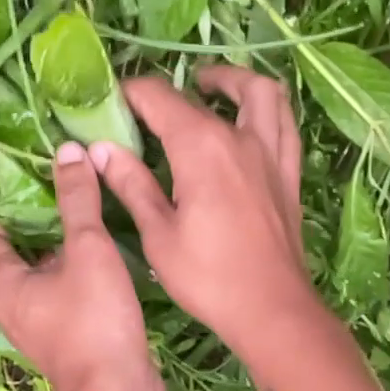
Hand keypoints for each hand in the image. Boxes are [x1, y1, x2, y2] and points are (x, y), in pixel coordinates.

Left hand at [0, 142, 161, 390]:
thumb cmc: (95, 321)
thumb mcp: (88, 250)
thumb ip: (77, 201)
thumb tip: (67, 152)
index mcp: (5, 286)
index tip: (22, 190)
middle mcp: (11, 312)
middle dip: (9, 246)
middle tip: (37, 217)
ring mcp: (37, 335)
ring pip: (25, 294)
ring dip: (38, 269)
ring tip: (66, 239)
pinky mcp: (63, 349)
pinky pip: (51, 311)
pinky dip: (60, 290)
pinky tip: (88, 275)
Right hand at [90, 66, 315, 344]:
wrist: (270, 308)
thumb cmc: (208, 279)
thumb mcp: (158, 236)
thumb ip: (132, 186)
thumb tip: (102, 151)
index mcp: (200, 147)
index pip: (159, 98)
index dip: (131, 95)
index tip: (111, 105)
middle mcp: (239, 137)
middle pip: (203, 95)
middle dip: (170, 93)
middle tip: (148, 108)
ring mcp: (270, 153)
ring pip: (259, 93)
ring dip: (233, 82)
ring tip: (210, 88)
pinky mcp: (288, 175)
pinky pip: (284, 125)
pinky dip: (267, 111)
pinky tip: (253, 122)